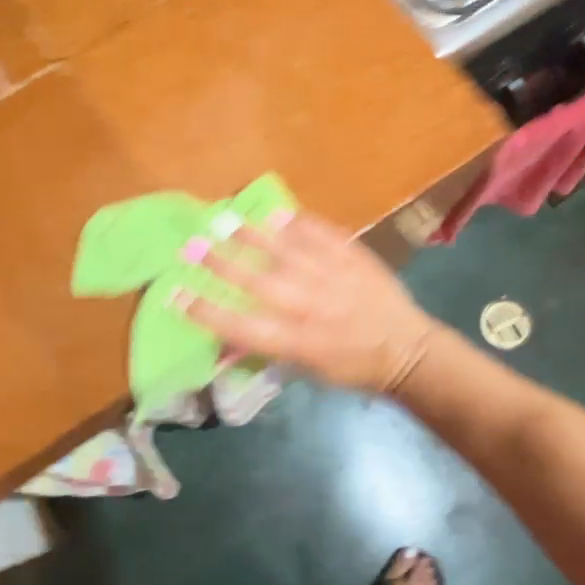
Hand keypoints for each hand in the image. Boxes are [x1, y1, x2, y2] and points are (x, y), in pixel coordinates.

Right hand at [178, 212, 444, 392]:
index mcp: (298, 342)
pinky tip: (278, 212)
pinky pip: (323, 236)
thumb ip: (264, 353)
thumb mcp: (307, 372)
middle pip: (258, 282)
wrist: (408, 351)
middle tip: (191, 246)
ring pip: (287, 252)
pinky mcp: (355, 258)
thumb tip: (221, 348)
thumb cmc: (351, 368)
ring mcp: (335, 279)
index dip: (206, 311)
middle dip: (221, 264)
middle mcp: (312, 308)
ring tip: (225, 220)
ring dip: (253, 236)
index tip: (176, 294)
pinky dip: (300, 223)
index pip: (242, 326)